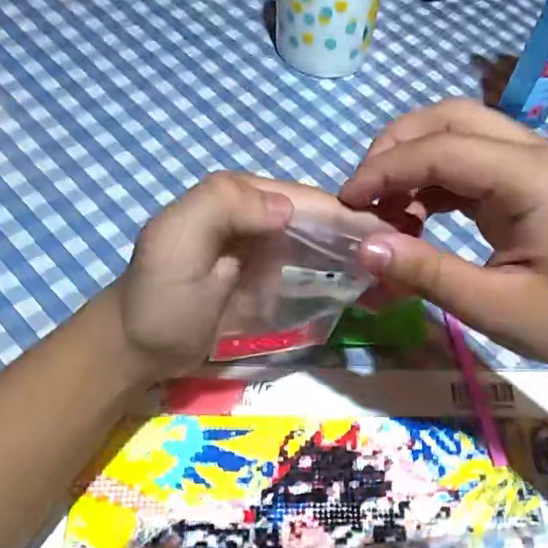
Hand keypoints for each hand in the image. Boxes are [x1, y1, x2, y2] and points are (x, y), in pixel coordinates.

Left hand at [111, 172, 380, 379]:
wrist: (135, 349)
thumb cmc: (157, 297)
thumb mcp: (174, 242)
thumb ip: (223, 206)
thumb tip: (289, 207)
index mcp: (241, 198)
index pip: (306, 201)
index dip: (349, 216)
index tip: (395, 235)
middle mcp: (261, 219)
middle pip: (323, 222)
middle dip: (366, 237)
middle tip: (411, 259)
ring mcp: (270, 255)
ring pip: (326, 248)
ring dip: (362, 259)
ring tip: (404, 277)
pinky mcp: (274, 287)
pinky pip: (316, 276)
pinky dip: (344, 281)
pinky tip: (373, 292)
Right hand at [339, 99, 547, 374]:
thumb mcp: (493, 307)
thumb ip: (426, 273)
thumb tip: (363, 248)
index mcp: (533, 177)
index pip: (442, 149)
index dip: (386, 170)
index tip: (346, 204)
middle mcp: (533, 155)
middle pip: (450, 120)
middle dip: (396, 149)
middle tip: (361, 197)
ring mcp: (531, 167)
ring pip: (457, 135)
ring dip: (412, 163)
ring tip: (382, 212)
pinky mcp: (524, 186)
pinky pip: (467, 166)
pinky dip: (431, 184)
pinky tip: (412, 218)